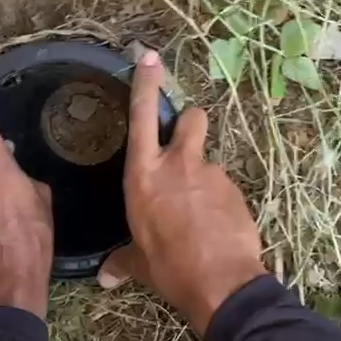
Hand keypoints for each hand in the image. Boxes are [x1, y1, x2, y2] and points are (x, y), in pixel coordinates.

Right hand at [106, 51, 268, 334]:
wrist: (222, 283)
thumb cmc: (170, 268)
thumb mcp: (141, 264)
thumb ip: (122, 262)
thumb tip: (105, 278)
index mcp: (144, 175)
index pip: (141, 117)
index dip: (145, 84)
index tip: (149, 56)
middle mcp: (178, 165)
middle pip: (191, 117)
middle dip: (189, 123)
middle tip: (185, 144)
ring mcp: (211, 175)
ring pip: (209, 158)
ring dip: (204, 175)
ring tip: (202, 211)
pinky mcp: (236, 190)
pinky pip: (224, 186)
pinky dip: (220, 200)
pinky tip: (217, 227)